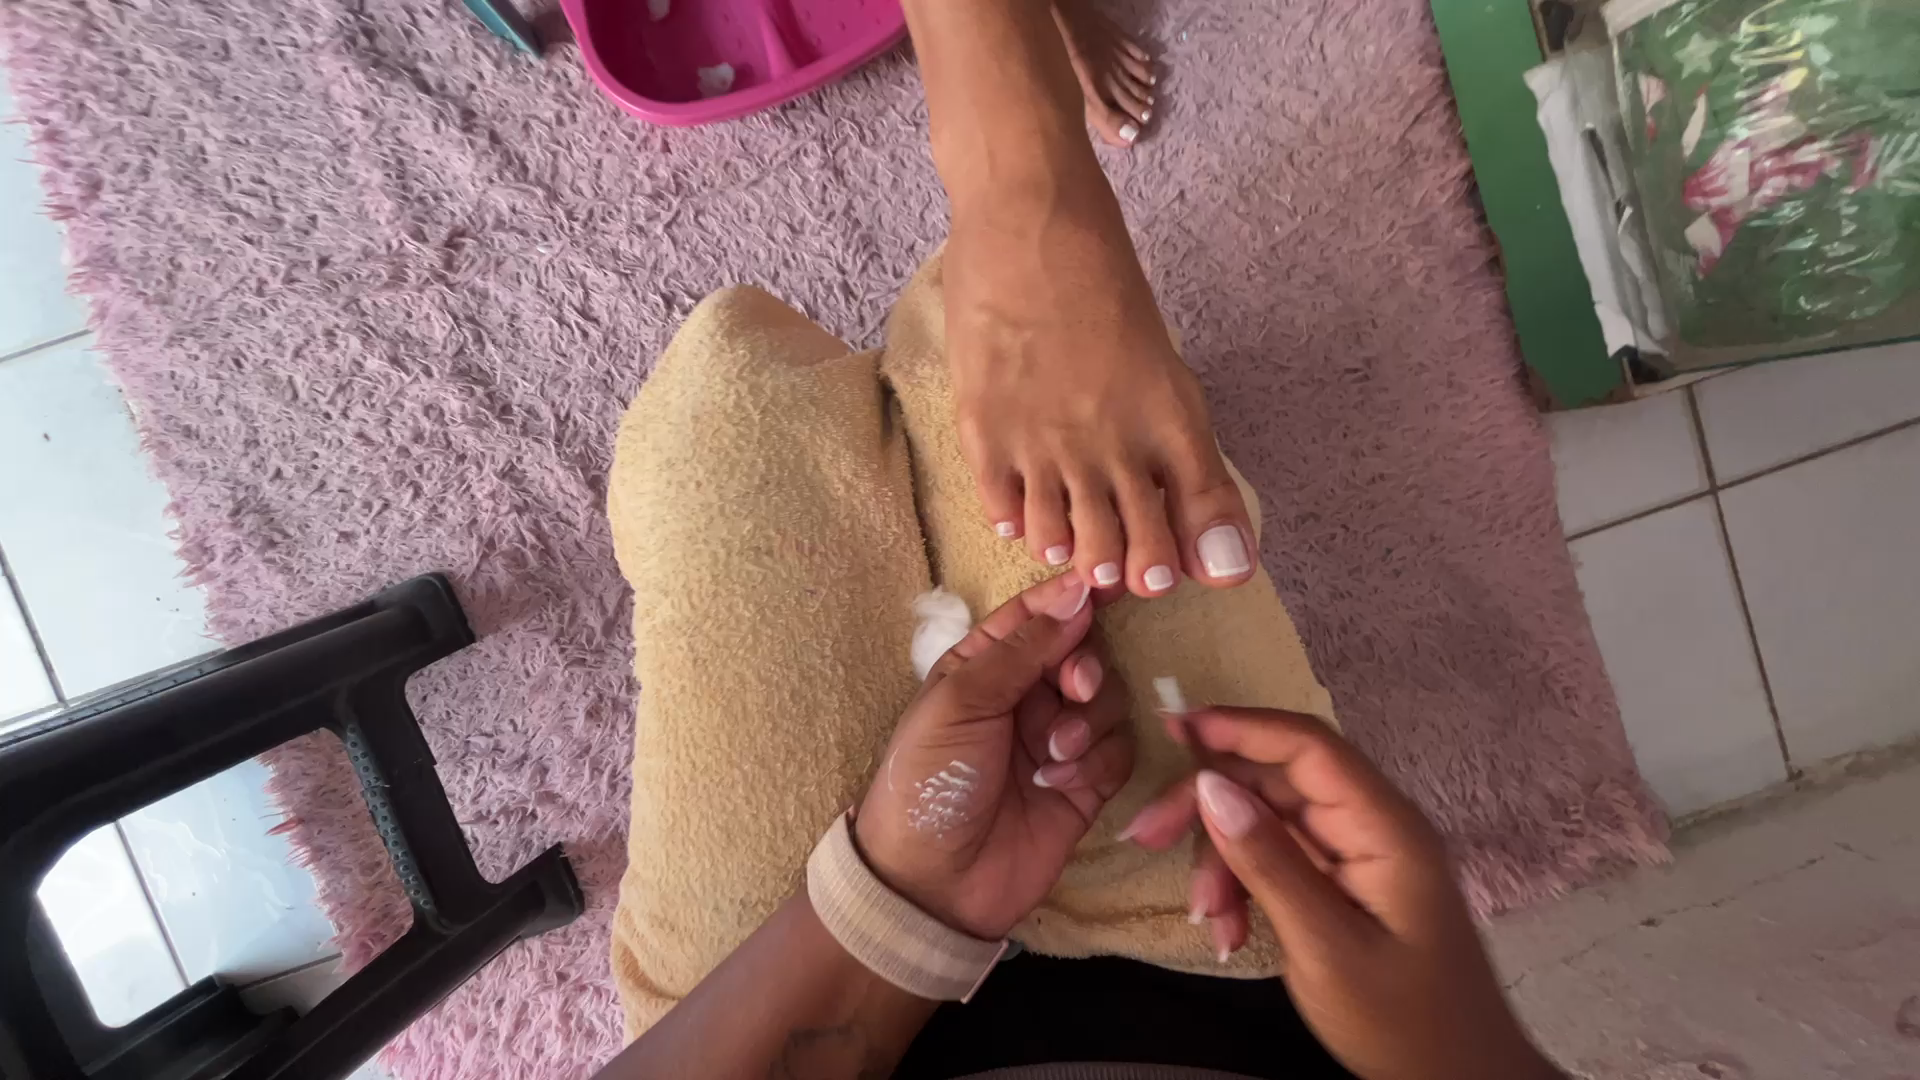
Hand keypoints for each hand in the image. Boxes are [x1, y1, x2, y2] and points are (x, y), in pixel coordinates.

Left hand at [854, 574, 1134, 939]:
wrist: (933, 884)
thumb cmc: (932, 778)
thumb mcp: (963, 701)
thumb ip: (1023, 647)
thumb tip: (1077, 590)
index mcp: (986, 664)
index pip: (1037, 615)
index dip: (1072, 597)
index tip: (1108, 585)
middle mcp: (1026, 694)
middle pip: (1082, 654)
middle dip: (1084, 668)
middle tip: (1073, 690)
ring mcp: (1058, 738)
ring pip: (1108, 701)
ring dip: (1088, 722)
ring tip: (1053, 755)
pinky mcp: (1086, 783)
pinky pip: (1119, 750)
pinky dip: (1099, 761)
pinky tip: (1061, 784)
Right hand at [945, 182, 1256, 599]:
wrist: (1029, 225)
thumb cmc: (1104, 285)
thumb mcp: (1164, 366)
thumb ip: (1179, 452)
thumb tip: (1204, 539)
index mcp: (1169, 423)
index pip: (1195, 523)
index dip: (1185, 561)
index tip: (1166, 571)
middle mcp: (1110, 446)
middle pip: (1123, 553)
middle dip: (1124, 569)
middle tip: (1113, 558)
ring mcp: (1044, 445)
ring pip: (1061, 545)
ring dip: (1069, 548)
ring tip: (1065, 532)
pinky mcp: (986, 434)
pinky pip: (1002, 513)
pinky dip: (1015, 521)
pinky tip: (1019, 506)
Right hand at [1124, 708, 1561, 1079]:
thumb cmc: (1405, 1024)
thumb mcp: (1327, 948)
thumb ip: (1267, 862)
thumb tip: (1208, 785)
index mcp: (1383, 826)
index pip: (1306, 745)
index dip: (1239, 725)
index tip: (1175, 727)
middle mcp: (1363, 821)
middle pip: (1268, 779)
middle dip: (1205, 804)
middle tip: (1147, 834)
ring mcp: (1345, 846)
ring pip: (1258, 816)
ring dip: (1219, 859)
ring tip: (1206, 916)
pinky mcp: (1329, 872)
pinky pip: (1266, 853)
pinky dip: (1236, 883)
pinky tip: (1227, 929)